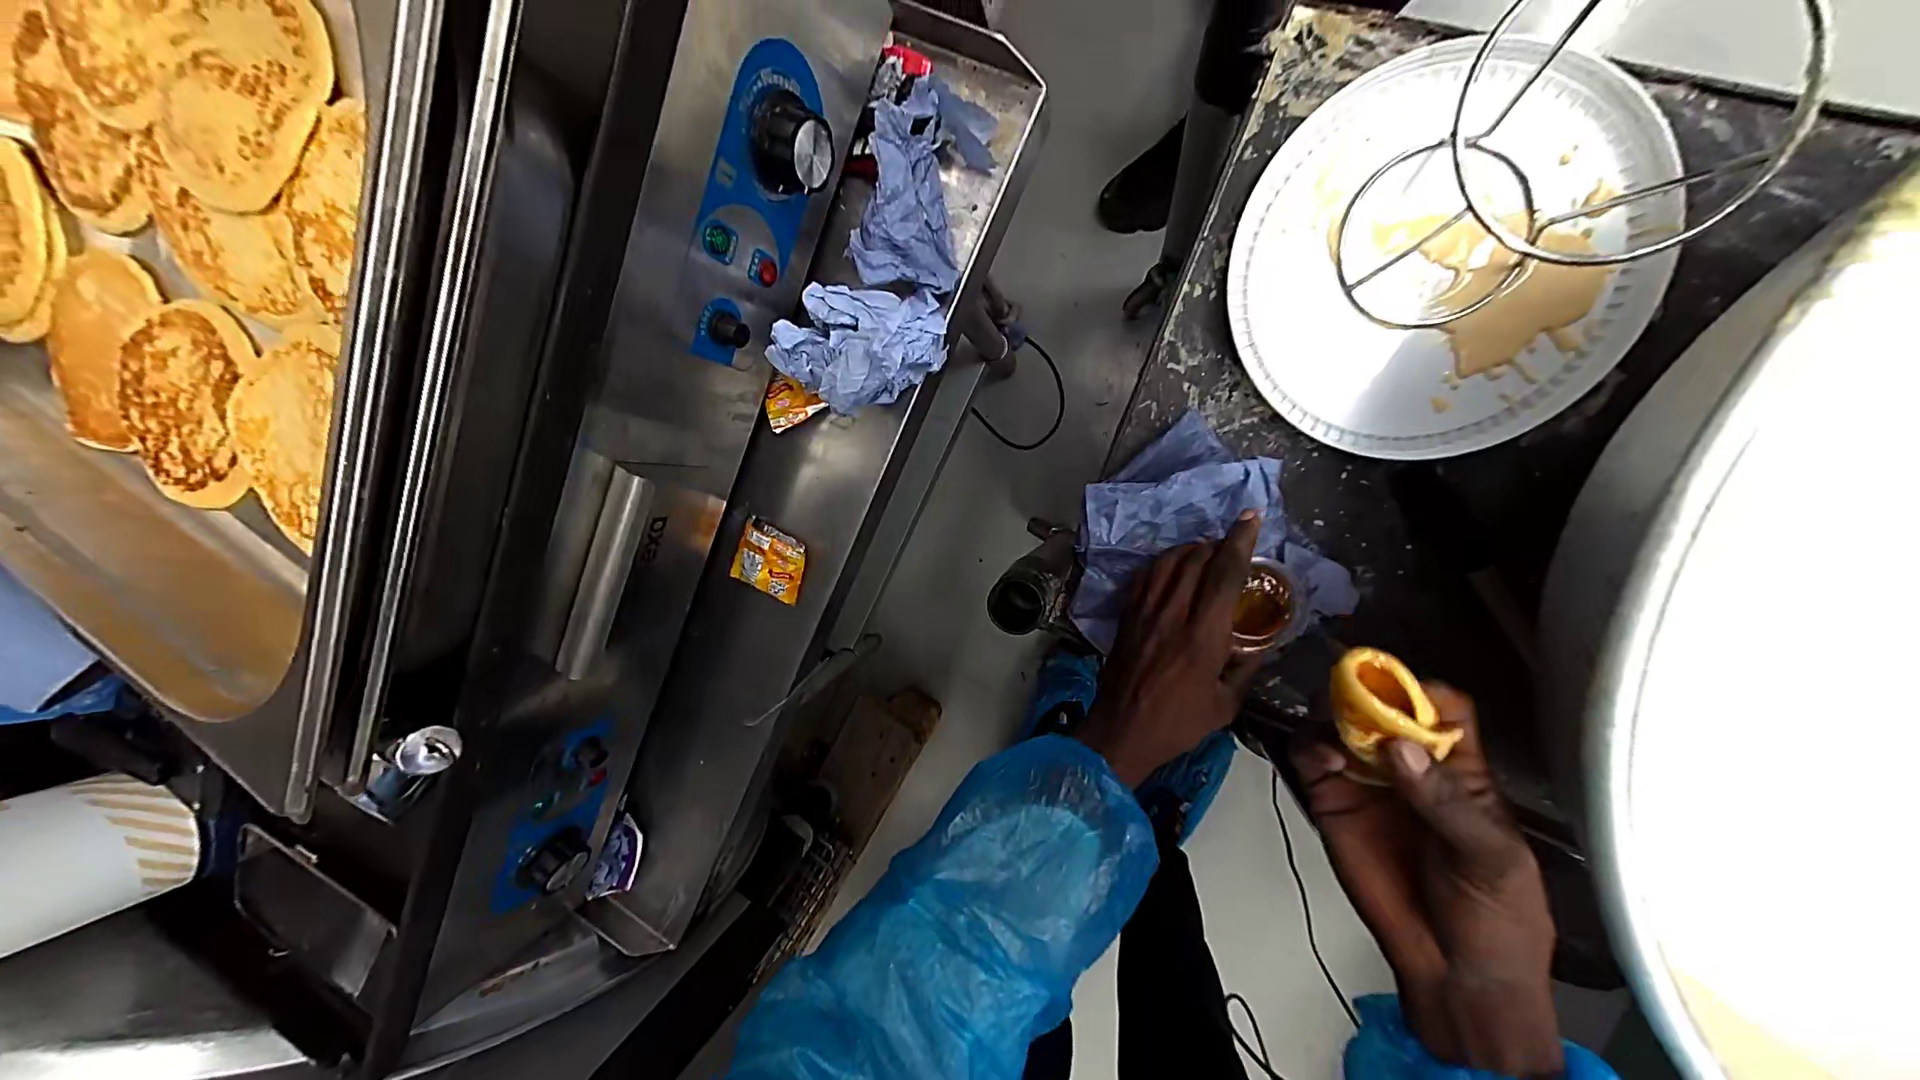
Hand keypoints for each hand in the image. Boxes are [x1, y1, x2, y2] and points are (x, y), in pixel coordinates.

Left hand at [1077, 512, 1261, 786]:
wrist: (1121, 730)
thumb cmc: (1178, 724)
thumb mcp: (1225, 704)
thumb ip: (1244, 669)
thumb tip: (1259, 645)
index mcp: (1202, 635)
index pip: (1223, 574)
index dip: (1239, 541)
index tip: (1250, 517)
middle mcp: (1171, 614)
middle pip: (1194, 559)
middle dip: (1216, 543)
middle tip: (1231, 546)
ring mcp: (1143, 612)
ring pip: (1166, 562)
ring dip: (1188, 550)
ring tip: (1204, 553)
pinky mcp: (1126, 616)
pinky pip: (1144, 577)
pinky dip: (1162, 565)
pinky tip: (1171, 570)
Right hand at [1291, 684, 1562, 1075]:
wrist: (1452, 970)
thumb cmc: (1497, 916)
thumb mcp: (1493, 858)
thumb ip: (1448, 803)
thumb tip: (1401, 750)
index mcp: (1460, 768)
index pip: (1441, 709)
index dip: (1420, 692)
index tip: (1399, 691)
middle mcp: (1408, 764)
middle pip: (1380, 706)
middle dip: (1364, 695)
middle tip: (1354, 702)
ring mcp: (1366, 779)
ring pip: (1338, 724)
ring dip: (1332, 717)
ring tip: (1339, 737)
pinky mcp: (1331, 798)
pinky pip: (1311, 758)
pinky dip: (1310, 748)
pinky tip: (1325, 761)